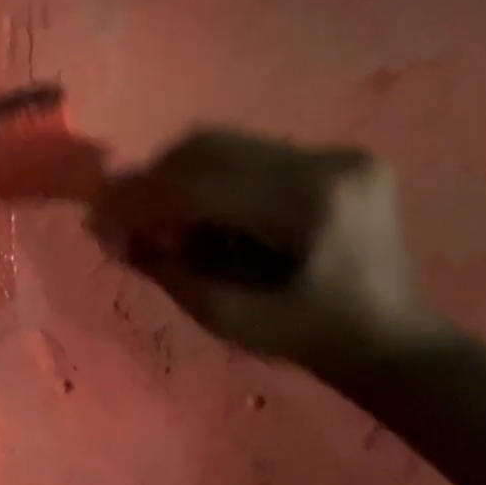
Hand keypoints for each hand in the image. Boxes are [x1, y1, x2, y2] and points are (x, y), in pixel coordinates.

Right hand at [89, 129, 432, 367]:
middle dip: (149, 183)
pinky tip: (199, 215)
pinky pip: (242, 154)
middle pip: (204, 149)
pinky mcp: (331, 158)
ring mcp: (334, 155)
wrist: (390, 338)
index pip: (197, 185)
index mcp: (311, 205)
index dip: (135, 203)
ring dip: (174, 180)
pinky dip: (204, 180)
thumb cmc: (306, 335)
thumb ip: (161, 266)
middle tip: (120, 220)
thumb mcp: (222, 315)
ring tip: (160, 221)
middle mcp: (327, 164)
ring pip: (218, 146)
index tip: (96, 224)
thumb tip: (102, 228)